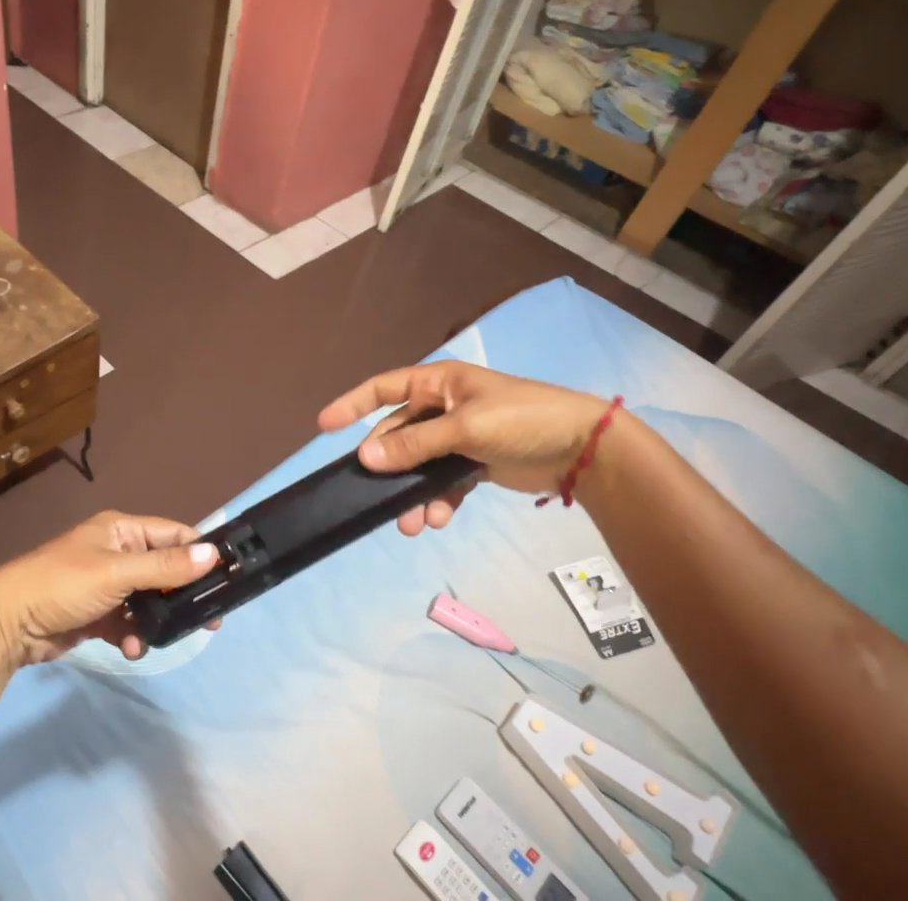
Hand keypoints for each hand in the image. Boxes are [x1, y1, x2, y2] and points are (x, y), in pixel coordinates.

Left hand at [0, 512, 220, 668]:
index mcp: (121, 531)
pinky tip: (129, 648)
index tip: (226, 579)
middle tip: (209, 621)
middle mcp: (117, 553)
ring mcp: (107, 585)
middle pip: (165, 571)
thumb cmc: (63, 584)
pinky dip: (134, 635)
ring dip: (156, 621)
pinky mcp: (97, 614)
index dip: (200, 554)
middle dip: (182, 596)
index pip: (174, 535)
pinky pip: (129, 623)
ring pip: (149, 602)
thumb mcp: (117, 572)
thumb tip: (213, 554)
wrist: (9, 623)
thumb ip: (166, 567)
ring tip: (160, 639)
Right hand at [318, 360, 608, 533]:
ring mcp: (459, 437)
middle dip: (389, 468)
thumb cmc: (522, 420)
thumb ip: (415, 444)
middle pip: (398, 436)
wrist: (583, 449)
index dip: (352, 405)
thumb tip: (366, 458)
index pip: (383, 389)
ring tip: (414, 523)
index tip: (323, 426)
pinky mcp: (475, 463)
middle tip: (377, 497)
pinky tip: (439, 518)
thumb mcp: (465, 428)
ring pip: (419, 465)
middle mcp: (443, 407)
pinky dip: (438, 500)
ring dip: (413, 492)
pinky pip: (443, 482)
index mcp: (438, 384)